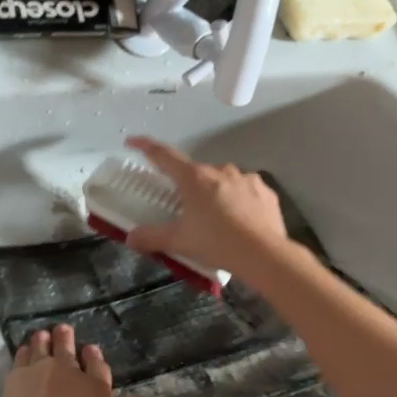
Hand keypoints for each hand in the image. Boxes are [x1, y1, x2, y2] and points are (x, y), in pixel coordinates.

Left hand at [0, 325, 152, 396]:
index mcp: (96, 387)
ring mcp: (40, 373)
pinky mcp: (16, 381)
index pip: (98, 366)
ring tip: (43, 334)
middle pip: (68, 350)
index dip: (95, 357)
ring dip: (44, 340)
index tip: (91, 349)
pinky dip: (25, 352)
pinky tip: (24, 351)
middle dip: (67, 339)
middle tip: (64, 329)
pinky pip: (22, 358)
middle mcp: (68, 373)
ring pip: (42, 348)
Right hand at [125, 135, 288, 270]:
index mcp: (194, 177)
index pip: (164, 155)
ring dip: (215, 194)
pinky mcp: (266, 192)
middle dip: (188, 187)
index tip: (133, 141)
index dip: (146, 146)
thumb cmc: (216, 243)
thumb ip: (151, 237)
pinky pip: (245, 192)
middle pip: (196, 173)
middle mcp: (220, 170)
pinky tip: (240, 222)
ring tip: (216, 220)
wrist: (265, 256)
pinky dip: (239, 202)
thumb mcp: (178, 242)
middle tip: (185, 210)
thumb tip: (130, 238)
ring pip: (223, 181)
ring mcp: (246, 178)